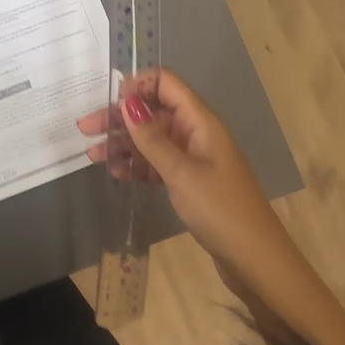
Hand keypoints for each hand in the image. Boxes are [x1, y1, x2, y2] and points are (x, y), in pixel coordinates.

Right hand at [76, 68, 277, 260]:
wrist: (258, 262)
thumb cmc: (221, 210)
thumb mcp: (181, 172)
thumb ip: (151, 137)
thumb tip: (126, 100)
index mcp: (200, 121)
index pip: (166, 82)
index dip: (137, 85)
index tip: (109, 102)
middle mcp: (196, 132)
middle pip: (153, 111)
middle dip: (119, 116)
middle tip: (86, 129)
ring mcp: (194, 157)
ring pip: (152, 138)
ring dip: (123, 142)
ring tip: (93, 155)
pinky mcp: (190, 181)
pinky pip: (157, 162)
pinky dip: (137, 164)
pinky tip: (116, 173)